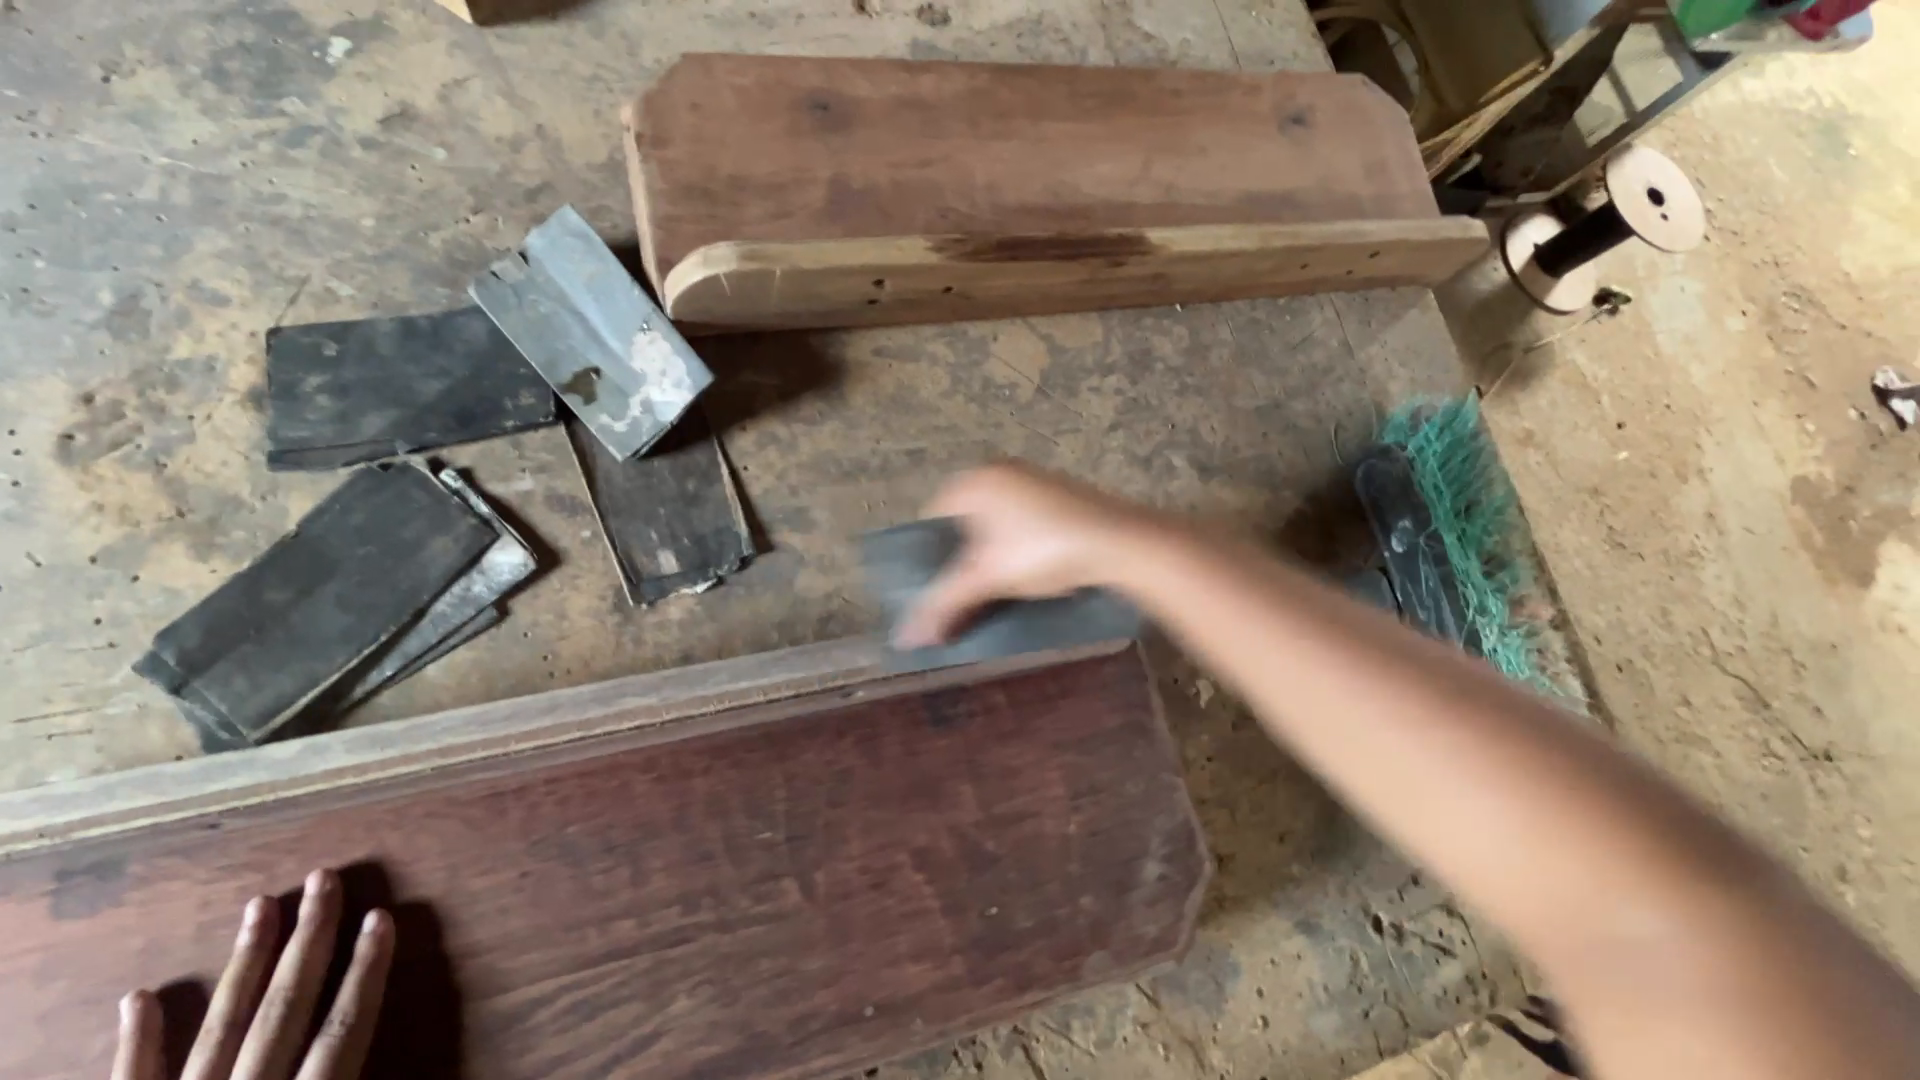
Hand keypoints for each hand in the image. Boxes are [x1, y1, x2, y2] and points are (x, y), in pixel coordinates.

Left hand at [113, 870, 394, 1079]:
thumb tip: (436, 1067)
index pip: (344, 1027)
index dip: (368, 971)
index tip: (383, 916)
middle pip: (286, 1006)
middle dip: (310, 939)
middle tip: (324, 878)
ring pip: (223, 1023)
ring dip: (246, 961)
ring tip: (261, 902)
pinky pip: (136, 1077)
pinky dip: (139, 1038)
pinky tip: (141, 996)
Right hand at [896, 462, 1164, 646]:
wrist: (1119, 543)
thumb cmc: (1043, 551)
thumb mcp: (987, 578)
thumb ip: (945, 604)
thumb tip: (906, 638)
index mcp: (976, 479)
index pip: (932, 519)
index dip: (928, 557)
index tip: (937, 588)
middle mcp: (1001, 471)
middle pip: (964, 522)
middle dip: (963, 559)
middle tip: (967, 592)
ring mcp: (1035, 480)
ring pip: (996, 525)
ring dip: (993, 557)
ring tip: (999, 589)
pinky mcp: (1062, 496)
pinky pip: (1024, 524)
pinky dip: (1020, 548)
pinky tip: (1032, 574)